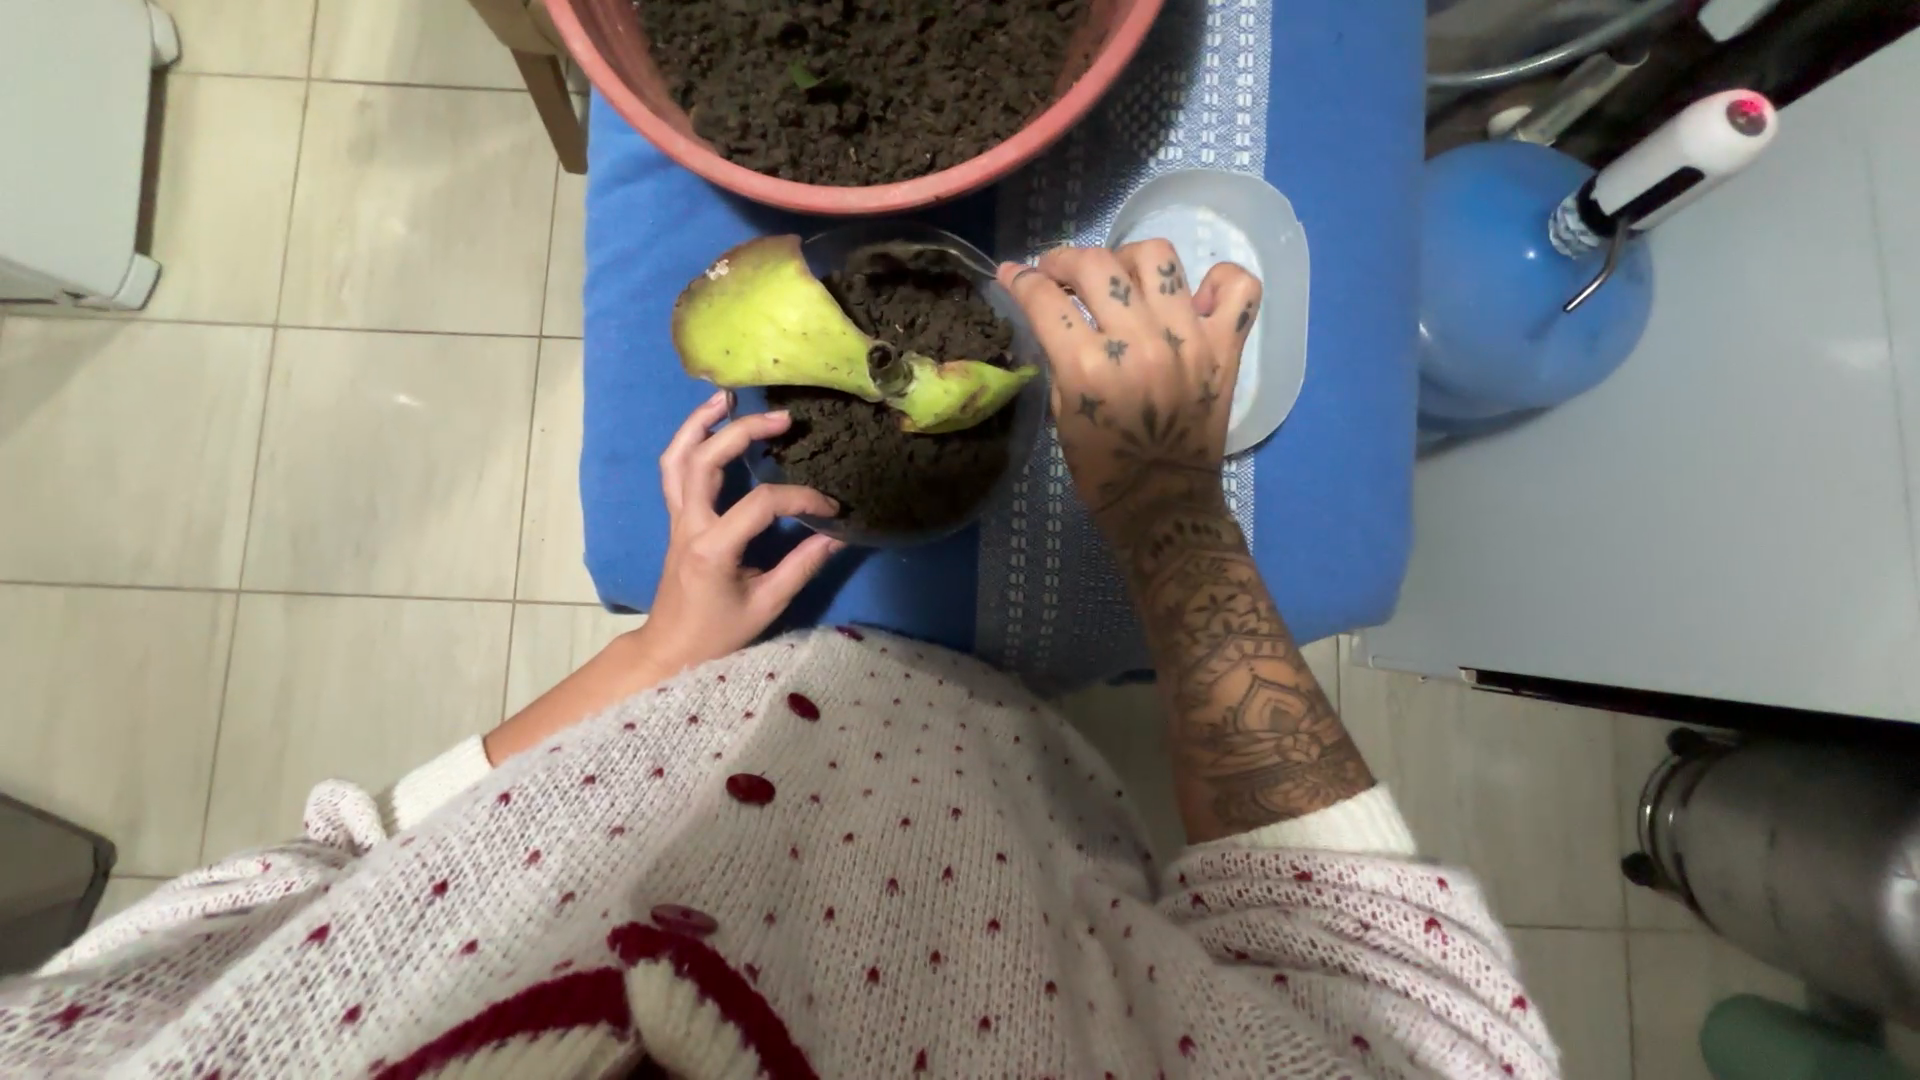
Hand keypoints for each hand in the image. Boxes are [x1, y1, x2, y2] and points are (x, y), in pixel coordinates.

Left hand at [635, 391, 846, 675]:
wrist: (671, 650)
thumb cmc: (719, 633)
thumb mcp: (767, 604)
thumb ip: (802, 566)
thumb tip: (837, 536)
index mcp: (713, 548)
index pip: (760, 504)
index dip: (800, 499)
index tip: (830, 510)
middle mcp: (688, 525)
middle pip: (705, 461)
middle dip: (742, 432)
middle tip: (781, 419)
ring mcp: (677, 519)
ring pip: (678, 458)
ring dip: (699, 423)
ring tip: (727, 398)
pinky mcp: (677, 519)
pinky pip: (675, 471)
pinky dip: (689, 442)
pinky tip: (712, 427)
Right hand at [997, 242, 1260, 537]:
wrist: (1161, 501)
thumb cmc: (1102, 468)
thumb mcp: (1062, 414)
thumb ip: (1059, 359)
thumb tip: (1052, 317)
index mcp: (1088, 368)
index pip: (1045, 299)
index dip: (1020, 280)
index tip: (1013, 275)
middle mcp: (1138, 343)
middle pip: (1096, 265)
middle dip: (1064, 260)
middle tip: (1059, 274)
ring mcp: (1188, 339)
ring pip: (1158, 257)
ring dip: (1127, 259)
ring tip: (1120, 278)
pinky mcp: (1225, 347)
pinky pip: (1237, 285)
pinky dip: (1218, 279)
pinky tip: (1194, 296)